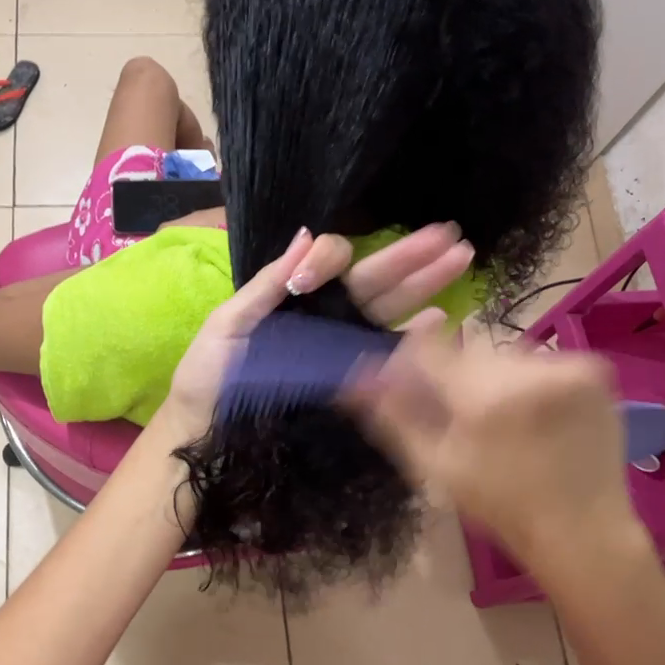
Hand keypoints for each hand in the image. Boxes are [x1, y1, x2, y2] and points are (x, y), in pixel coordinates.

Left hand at [164, 225, 472, 429]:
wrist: (204, 430)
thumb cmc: (209, 374)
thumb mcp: (228, 324)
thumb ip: (265, 285)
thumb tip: (306, 234)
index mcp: (295, 295)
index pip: (330, 262)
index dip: (331, 258)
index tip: (311, 277)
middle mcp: (324, 316)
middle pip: (372, 280)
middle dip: (409, 256)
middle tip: (449, 234)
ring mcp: (339, 347)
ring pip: (388, 308)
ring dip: (425, 284)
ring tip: (460, 258)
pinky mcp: (348, 380)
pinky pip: (385, 355)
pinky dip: (414, 339)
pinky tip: (440, 320)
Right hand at [348, 334, 639, 570]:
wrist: (581, 529)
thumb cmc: (499, 505)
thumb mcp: (433, 466)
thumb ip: (392, 416)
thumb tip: (354, 378)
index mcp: (486, 399)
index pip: (432, 350)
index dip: (410, 356)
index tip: (402, 373)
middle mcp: (530, 371)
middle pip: (468, 353)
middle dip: (453, 376)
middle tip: (453, 413)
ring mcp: (569, 368)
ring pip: (503, 356)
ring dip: (489, 378)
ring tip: (494, 419)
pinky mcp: (595, 371)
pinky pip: (539, 361)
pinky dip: (525, 381)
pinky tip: (528, 415)